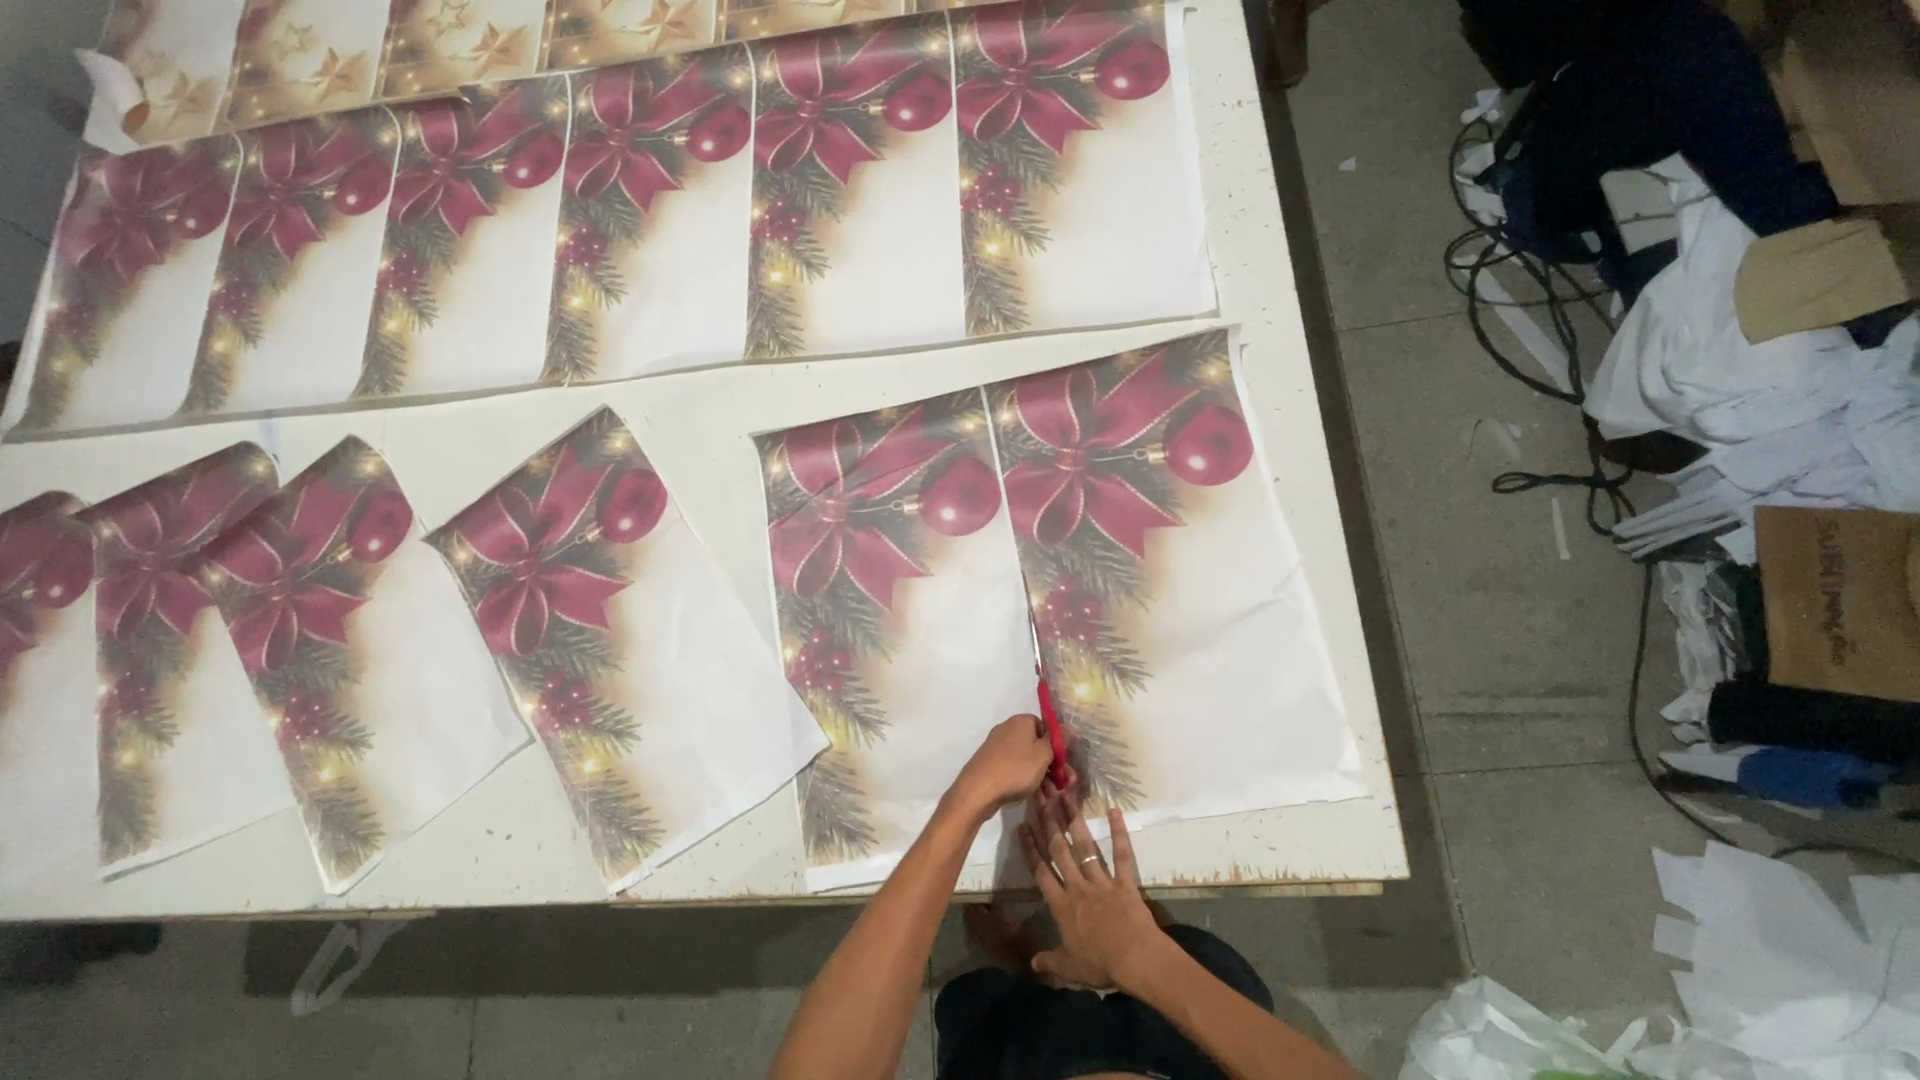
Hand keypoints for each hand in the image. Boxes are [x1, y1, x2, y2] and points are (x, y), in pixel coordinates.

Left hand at [946, 714, 1054, 819]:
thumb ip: (1057, 740)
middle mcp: (1008, 729)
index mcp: (1021, 721)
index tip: (1064, 762)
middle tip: (1064, 784)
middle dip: (1053, 765)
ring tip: (1051, 795)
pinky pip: (1015, 768)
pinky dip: (1026, 779)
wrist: (978, 790)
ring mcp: (997, 747)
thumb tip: (1068, 726)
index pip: (1045, 726)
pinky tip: (1035, 796)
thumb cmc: (1016, 769)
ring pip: (1027, 759)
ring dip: (1042, 776)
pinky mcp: (991, 763)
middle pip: (1037, 745)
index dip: (1057, 744)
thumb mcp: (1044, 754)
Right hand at [1018, 783, 1164, 989]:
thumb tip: (1033, 964)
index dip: (1030, 849)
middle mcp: (1078, 887)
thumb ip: (1050, 962)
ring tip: (1066, 795)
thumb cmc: (1099, 963)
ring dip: (1074, 821)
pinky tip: (1114, 811)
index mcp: (1061, 905)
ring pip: (1085, 846)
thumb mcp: (1069, 968)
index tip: (1022, 826)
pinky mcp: (1124, 882)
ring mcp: (1102, 882)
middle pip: (1059, 850)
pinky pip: (1121, 855)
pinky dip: (1119, 833)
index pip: (1041, 872)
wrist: (1134, 959)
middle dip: (1049, 822)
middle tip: (1041, 796)